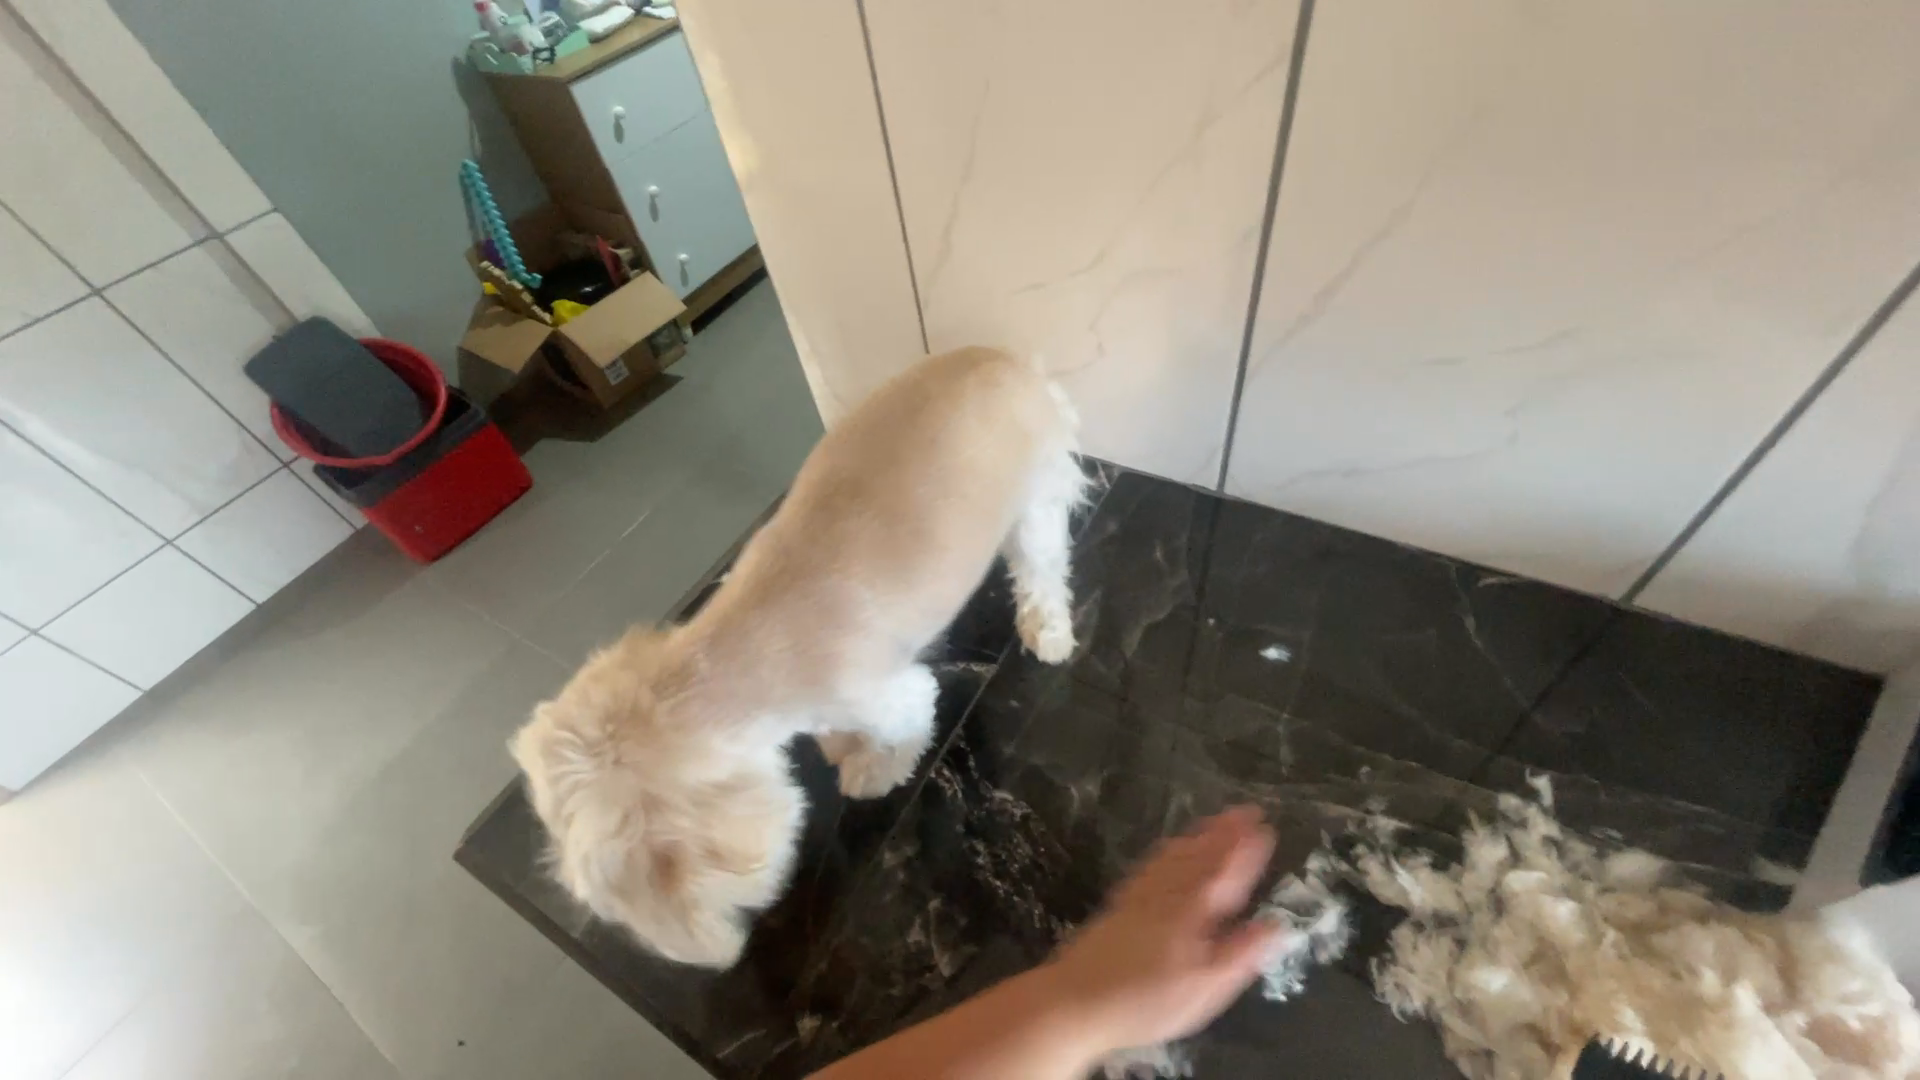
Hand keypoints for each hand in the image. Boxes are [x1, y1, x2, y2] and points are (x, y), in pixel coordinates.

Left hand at [1041, 806, 1285, 1056]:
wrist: (1078, 997)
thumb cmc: (1148, 999)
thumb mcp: (1205, 987)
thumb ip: (1240, 954)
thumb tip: (1275, 925)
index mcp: (1192, 910)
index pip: (1225, 871)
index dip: (1245, 849)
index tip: (1264, 825)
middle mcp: (1167, 891)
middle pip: (1200, 855)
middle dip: (1224, 832)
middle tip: (1246, 810)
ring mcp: (1141, 892)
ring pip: (1176, 854)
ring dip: (1199, 835)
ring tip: (1216, 821)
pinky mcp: (1123, 900)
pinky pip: (1154, 863)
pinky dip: (1170, 849)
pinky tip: (1171, 848)